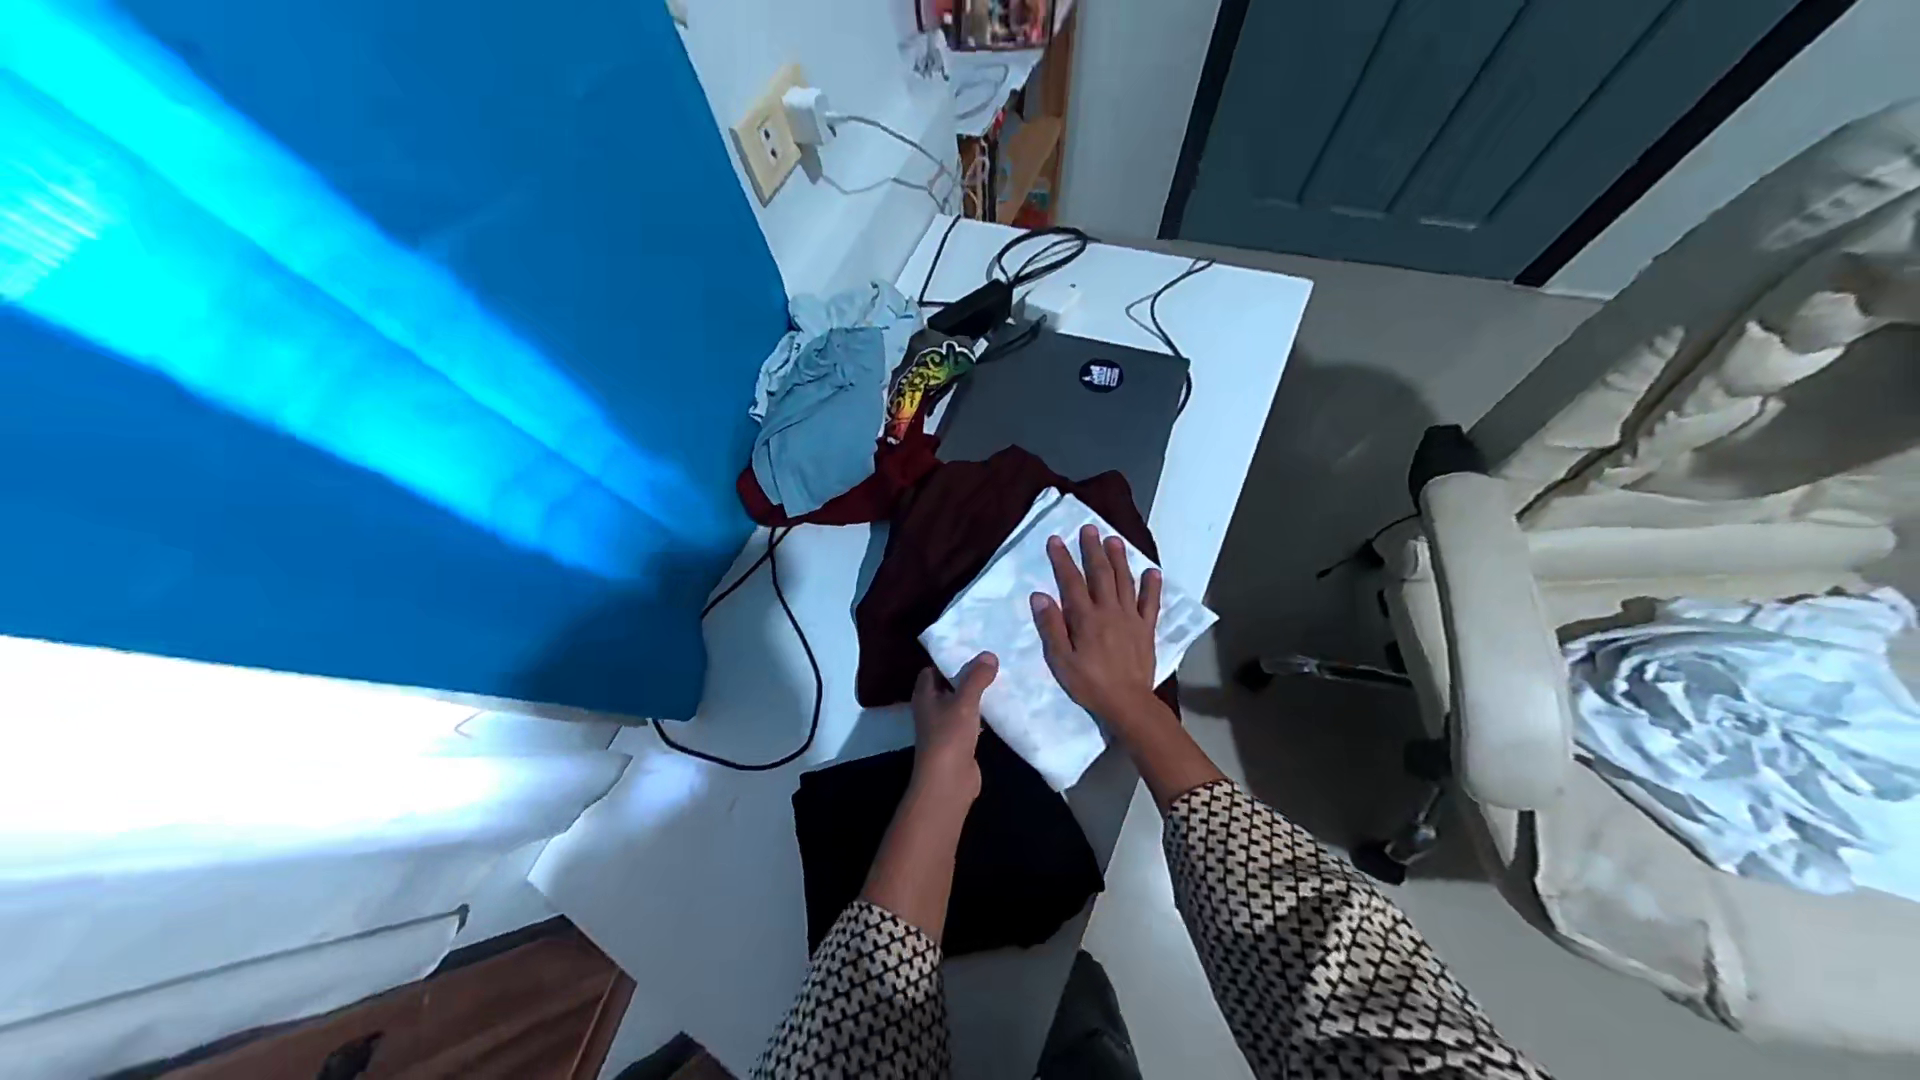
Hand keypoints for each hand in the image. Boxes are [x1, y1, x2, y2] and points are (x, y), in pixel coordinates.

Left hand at [910, 652, 996, 801]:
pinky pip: (970, 719)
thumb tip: (989, 654)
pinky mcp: (958, 740)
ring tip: (998, 677)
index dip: (949, 658)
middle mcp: (931, 707)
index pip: (932, 668)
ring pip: (960, 702)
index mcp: (925, 694)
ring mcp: (944, 725)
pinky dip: (982, 712)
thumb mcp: (964, 701)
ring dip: (976, 693)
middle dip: (967, 674)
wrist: (948, 781)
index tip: (971, 649)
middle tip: (990, 660)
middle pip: (948, 684)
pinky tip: (999, 705)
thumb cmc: (949, 735)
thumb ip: (976, 677)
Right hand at [1030, 524, 1163, 722]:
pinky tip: (1152, 571)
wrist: (1128, 703)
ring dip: (1119, 559)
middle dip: (1093, 549)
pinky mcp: (1146, 628)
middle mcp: (1109, 611)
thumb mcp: (1061, 660)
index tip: (1056, 539)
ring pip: (1125, 581)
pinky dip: (1152, 585)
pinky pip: (1150, 602)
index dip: (1063, 559)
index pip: (1071, 581)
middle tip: (1089, 528)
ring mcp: (1131, 618)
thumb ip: (1051, 627)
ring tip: (1114, 539)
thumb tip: (1040, 596)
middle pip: (1100, 574)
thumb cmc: (1089, 683)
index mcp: (1086, 618)